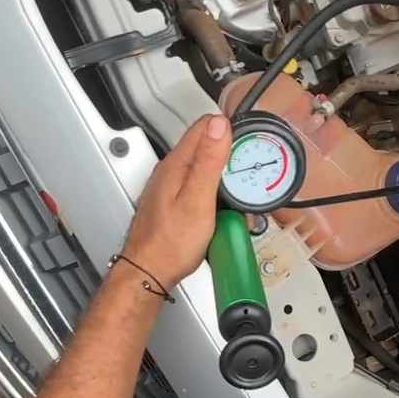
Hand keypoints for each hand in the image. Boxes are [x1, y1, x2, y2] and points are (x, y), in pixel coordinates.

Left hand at [117, 114, 232, 289]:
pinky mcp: (177, 204)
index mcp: (177, 164)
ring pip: (206, 171)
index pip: (205, 126)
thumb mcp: (198, 199)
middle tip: (248, 178)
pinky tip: (223, 214)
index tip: (248, 147)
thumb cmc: (169, 243)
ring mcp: (173, 188)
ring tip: (239, 200)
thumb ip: (209, 161)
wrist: (149, 273)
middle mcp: (172, 172)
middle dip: (232, 159)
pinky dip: (217, 198)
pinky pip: (202, 190)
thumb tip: (219, 124)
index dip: (230, 131)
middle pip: (207, 148)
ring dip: (226, 181)